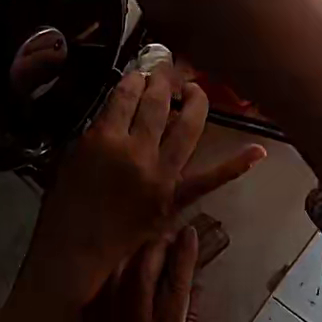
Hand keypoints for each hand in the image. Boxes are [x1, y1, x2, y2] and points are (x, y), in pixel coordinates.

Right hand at [24, 67, 263, 307]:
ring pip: (186, 128)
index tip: (138, 74)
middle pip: (157, 104)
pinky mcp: (174, 198)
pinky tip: (257, 151)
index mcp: (105, 139)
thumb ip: (98, 132)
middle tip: (163, 73)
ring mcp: (161, 175)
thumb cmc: (64, 203)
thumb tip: (121, 111)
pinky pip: (208, 180)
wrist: (76, 249)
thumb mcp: (72, 156)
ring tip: (193, 89)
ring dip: (194, 101)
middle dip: (162, 81)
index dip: (135, 79)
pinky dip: (234, 166)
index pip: (126, 95)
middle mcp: (137, 152)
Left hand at [84, 227, 209, 321]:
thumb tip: (194, 293)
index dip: (183, 256)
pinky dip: (108, 277)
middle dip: (154, 247)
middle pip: (139, 274)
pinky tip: (117, 266)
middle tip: (169, 231)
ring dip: (130, 256)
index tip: (191, 233)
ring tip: (145, 241)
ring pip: (115, 281)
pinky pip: (99, 298)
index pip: (174, 286)